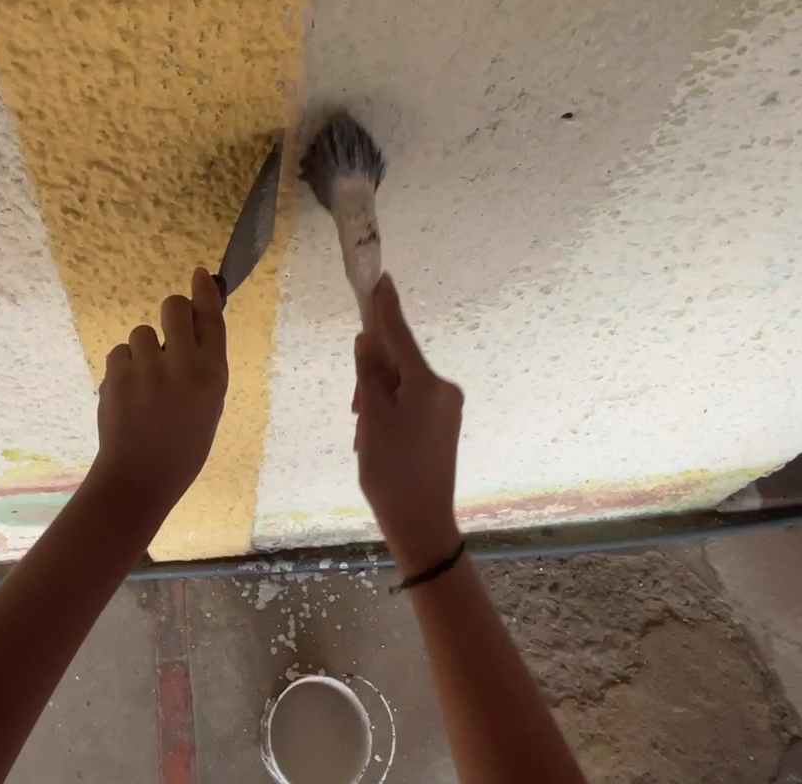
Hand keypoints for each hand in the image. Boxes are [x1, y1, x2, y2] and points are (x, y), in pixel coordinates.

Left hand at [88, 267, 229, 524]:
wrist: (141, 477)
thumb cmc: (184, 444)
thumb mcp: (210, 403)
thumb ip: (204, 363)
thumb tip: (194, 323)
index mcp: (213, 373)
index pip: (211, 317)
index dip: (204, 291)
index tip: (198, 274)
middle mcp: (183, 364)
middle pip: (174, 306)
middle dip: (171, 313)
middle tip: (168, 333)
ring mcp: (148, 369)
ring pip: (142, 332)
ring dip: (143, 349)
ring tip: (145, 383)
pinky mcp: (117, 375)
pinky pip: (120, 352)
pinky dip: (123, 367)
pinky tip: (128, 394)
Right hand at [353, 274, 464, 574]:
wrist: (422, 523)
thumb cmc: (391, 470)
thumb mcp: (372, 418)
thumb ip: (369, 373)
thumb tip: (368, 339)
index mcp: (427, 384)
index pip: (400, 336)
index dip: (386, 307)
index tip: (380, 278)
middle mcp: (443, 390)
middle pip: (398, 363)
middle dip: (372, 377)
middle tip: (356, 411)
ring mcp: (446, 408)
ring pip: (401, 385)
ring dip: (377, 399)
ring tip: (365, 435)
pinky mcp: (442, 425)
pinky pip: (409, 402)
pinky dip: (389, 410)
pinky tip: (376, 438)